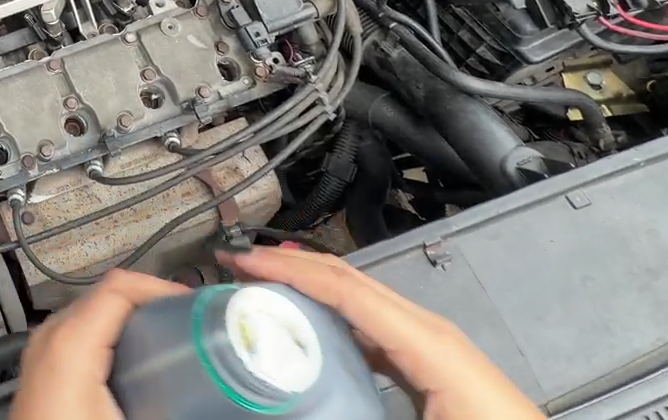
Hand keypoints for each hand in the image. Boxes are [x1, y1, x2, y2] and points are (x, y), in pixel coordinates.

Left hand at [11, 270, 190, 419]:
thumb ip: (170, 404)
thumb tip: (210, 404)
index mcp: (70, 340)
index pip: (117, 287)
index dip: (159, 288)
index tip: (194, 304)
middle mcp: (51, 335)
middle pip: (105, 297)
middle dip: (149, 303)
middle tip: (190, 322)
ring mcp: (41, 349)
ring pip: (91, 314)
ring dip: (129, 319)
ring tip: (169, 339)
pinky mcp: (40, 368)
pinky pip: (78, 335)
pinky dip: (108, 337)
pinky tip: (134, 362)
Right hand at [221, 246, 542, 419]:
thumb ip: (343, 409)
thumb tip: (286, 407)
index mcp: (429, 344)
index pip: (343, 286)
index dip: (286, 269)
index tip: (238, 262)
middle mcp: (430, 331)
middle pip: (347, 277)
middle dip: (286, 263)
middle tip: (233, 264)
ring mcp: (433, 343)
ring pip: (357, 292)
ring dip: (304, 281)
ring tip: (258, 283)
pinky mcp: (432, 362)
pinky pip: (370, 319)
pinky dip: (328, 308)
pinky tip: (304, 320)